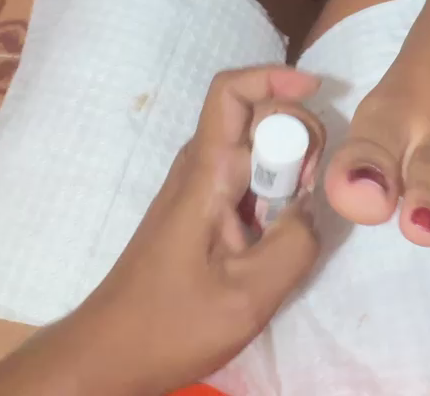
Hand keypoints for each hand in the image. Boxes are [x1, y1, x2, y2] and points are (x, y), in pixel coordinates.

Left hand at [64, 67, 325, 394]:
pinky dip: (276, 188)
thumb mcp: (248, 297)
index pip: (232, 92)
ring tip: (298, 213)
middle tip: (310, 186)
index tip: (317, 89)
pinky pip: (250, 175)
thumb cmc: (173, 323)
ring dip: (288, 164)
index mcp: (207, 171)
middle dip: (296, 133)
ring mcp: (202, 182)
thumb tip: (311, 208)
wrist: (113, 353)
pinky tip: (281, 228)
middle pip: (256, 113)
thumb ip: (295, 245)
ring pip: (256, 145)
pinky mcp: (205, 204)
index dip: (274, 77)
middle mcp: (202, 163)